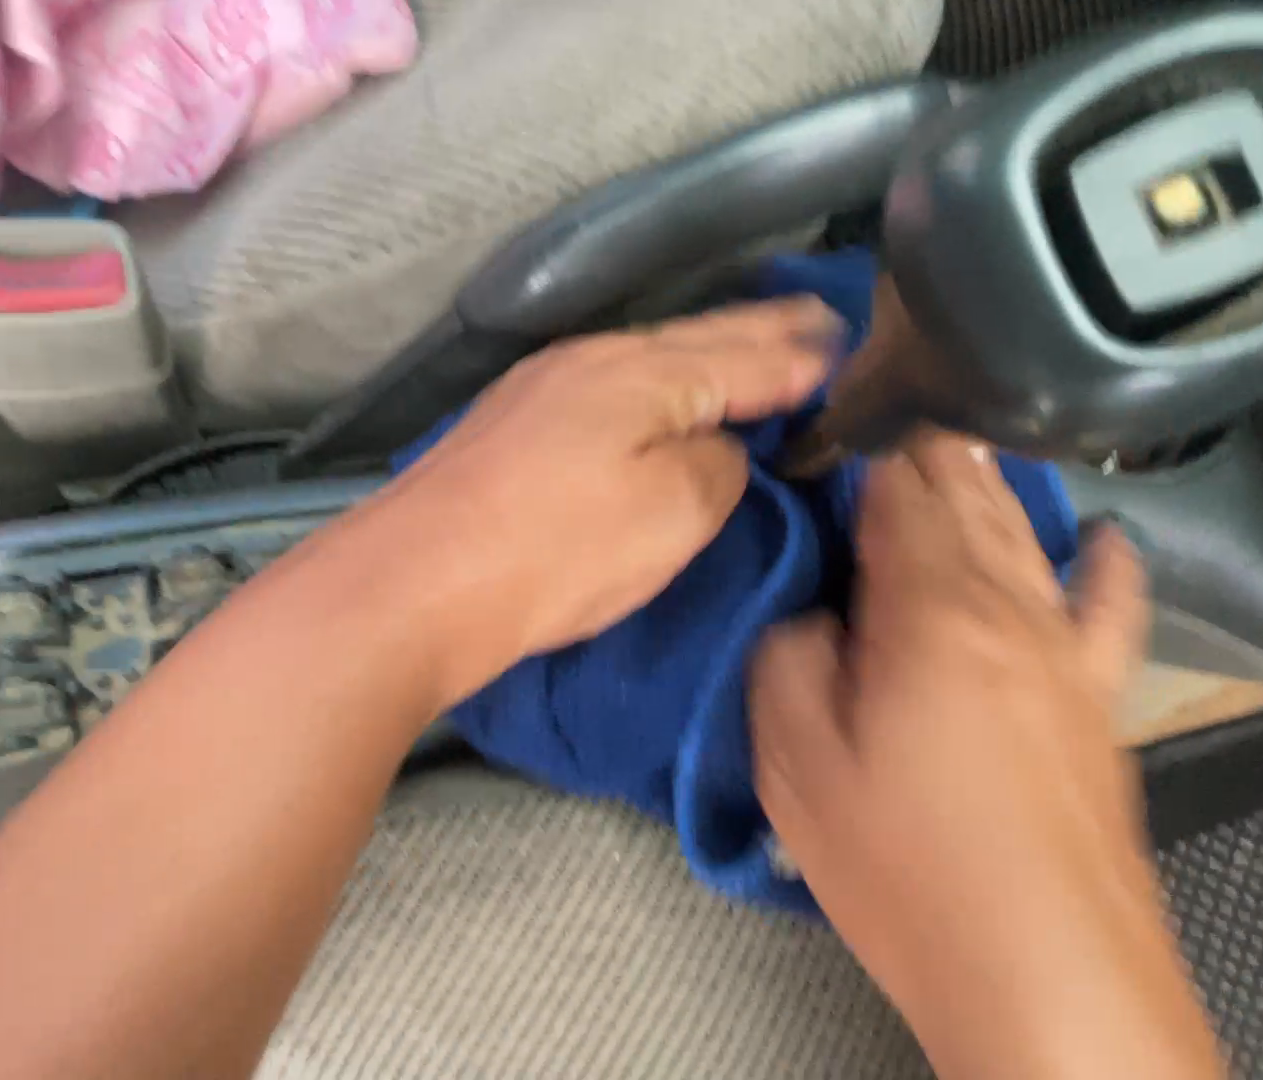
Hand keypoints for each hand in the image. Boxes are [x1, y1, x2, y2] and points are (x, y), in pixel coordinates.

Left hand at [326, 297, 837, 691]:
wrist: (416, 582)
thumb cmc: (557, 549)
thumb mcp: (672, 512)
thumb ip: (717, 464)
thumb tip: (716, 443)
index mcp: (645, 373)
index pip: (746, 356)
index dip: (798, 357)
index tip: (846, 346)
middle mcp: (595, 359)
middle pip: (697, 337)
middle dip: (762, 329)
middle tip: (815, 317)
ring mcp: (546, 386)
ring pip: (650, 356)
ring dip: (709, 350)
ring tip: (753, 347)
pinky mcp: (515, 422)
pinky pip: (612, 383)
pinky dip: (658, 381)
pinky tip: (661, 389)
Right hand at [748, 430, 1224, 1079]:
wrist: (1044, 974)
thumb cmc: (904, 864)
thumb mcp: (797, 761)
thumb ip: (787, 656)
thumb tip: (812, 609)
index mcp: (930, 609)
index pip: (899, 489)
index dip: (864, 447)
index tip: (833, 428)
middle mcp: (1008, 607)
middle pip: (966, 498)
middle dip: (922, 451)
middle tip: (887, 422)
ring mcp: (1065, 651)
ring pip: (1025, 535)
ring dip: (988, 485)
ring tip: (960, 447)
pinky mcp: (1099, 700)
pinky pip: (1109, 609)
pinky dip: (1104, 564)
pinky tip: (1106, 537)